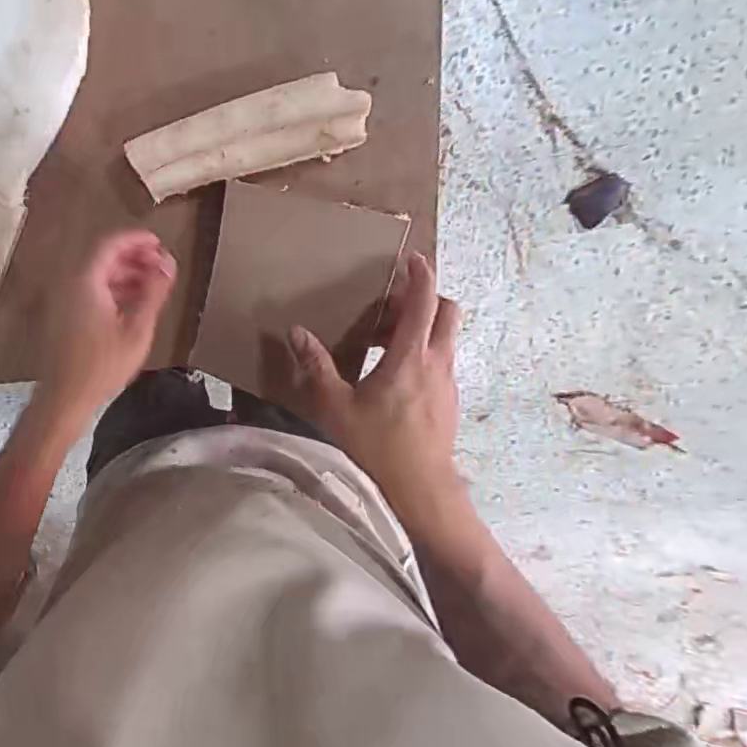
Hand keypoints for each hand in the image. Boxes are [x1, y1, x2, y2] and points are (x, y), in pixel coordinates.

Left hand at [38, 230, 176, 420]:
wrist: (67, 396)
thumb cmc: (100, 367)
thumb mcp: (137, 328)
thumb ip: (154, 291)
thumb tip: (167, 265)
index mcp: (84, 281)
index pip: (110, 243)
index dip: (136, 239)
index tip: (157, 243)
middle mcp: (68, 285)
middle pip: (102, 257)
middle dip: (133, 257)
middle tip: (159, 264)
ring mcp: (62, 301)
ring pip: (96, 275)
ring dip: (124, 274)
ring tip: (151, 285)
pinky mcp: (63, 316)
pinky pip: (88, 291)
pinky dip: (111, 290)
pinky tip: (131, 304)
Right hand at [284, 252, 463, 526]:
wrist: (418, 488)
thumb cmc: (374, 446)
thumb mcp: (334, 405)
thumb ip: (316, 366)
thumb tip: (297, 333)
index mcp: (410, 358)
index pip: (423, 303)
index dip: (419, 276)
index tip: (411, 258)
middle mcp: (437, 363)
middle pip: (447, 312)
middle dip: (424, 298)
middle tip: (389, 304)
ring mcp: (448, 382)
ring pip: (444, 337)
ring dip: (419, 328)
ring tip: (381, 341)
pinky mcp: (448, 400)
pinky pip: (440, 361)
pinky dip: (421, 353)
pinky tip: (391, 374)